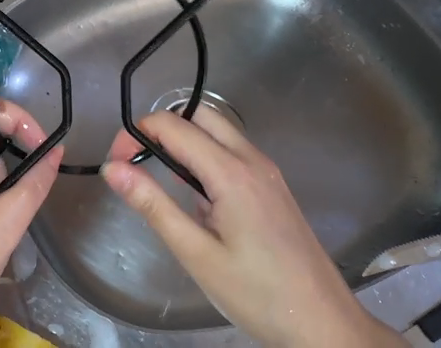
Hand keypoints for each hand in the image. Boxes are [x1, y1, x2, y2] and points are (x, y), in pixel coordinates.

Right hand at [102, 108, 403, 347]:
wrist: (328, 328)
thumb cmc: (259, 295)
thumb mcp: (197, 254)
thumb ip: (153, 205)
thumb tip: (112, 168)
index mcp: (230, 172)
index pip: (171, 125)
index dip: (135, 134)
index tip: (117, 163)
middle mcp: (251, 159)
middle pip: (197, 114)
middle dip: (161, 128)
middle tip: (139, 162)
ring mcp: (267, 172)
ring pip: (217, 130)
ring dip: (185, 141)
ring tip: (165, 180)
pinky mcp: (275, 187)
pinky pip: (232, 151)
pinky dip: (206, 155)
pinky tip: (200, 198)